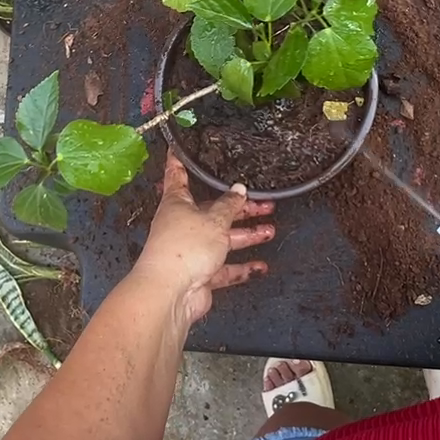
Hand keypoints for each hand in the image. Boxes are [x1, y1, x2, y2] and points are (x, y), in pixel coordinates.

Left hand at [126, 157, 276, 326]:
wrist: (170, 292)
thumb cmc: (182, 250)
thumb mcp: (213, 219)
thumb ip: (229, 205)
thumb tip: (239, 191)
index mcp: (177, 203)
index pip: (177, 175)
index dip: (179, 161)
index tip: (178, 147)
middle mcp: (182, 224)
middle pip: (213, 210)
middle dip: (238, 207)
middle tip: (262, 203)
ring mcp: (191, 250)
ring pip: (223, 239)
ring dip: (246, 235)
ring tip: (269, 230)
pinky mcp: (200, 273)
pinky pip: (225, 268)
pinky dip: (242, 267)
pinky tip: (259, 265)